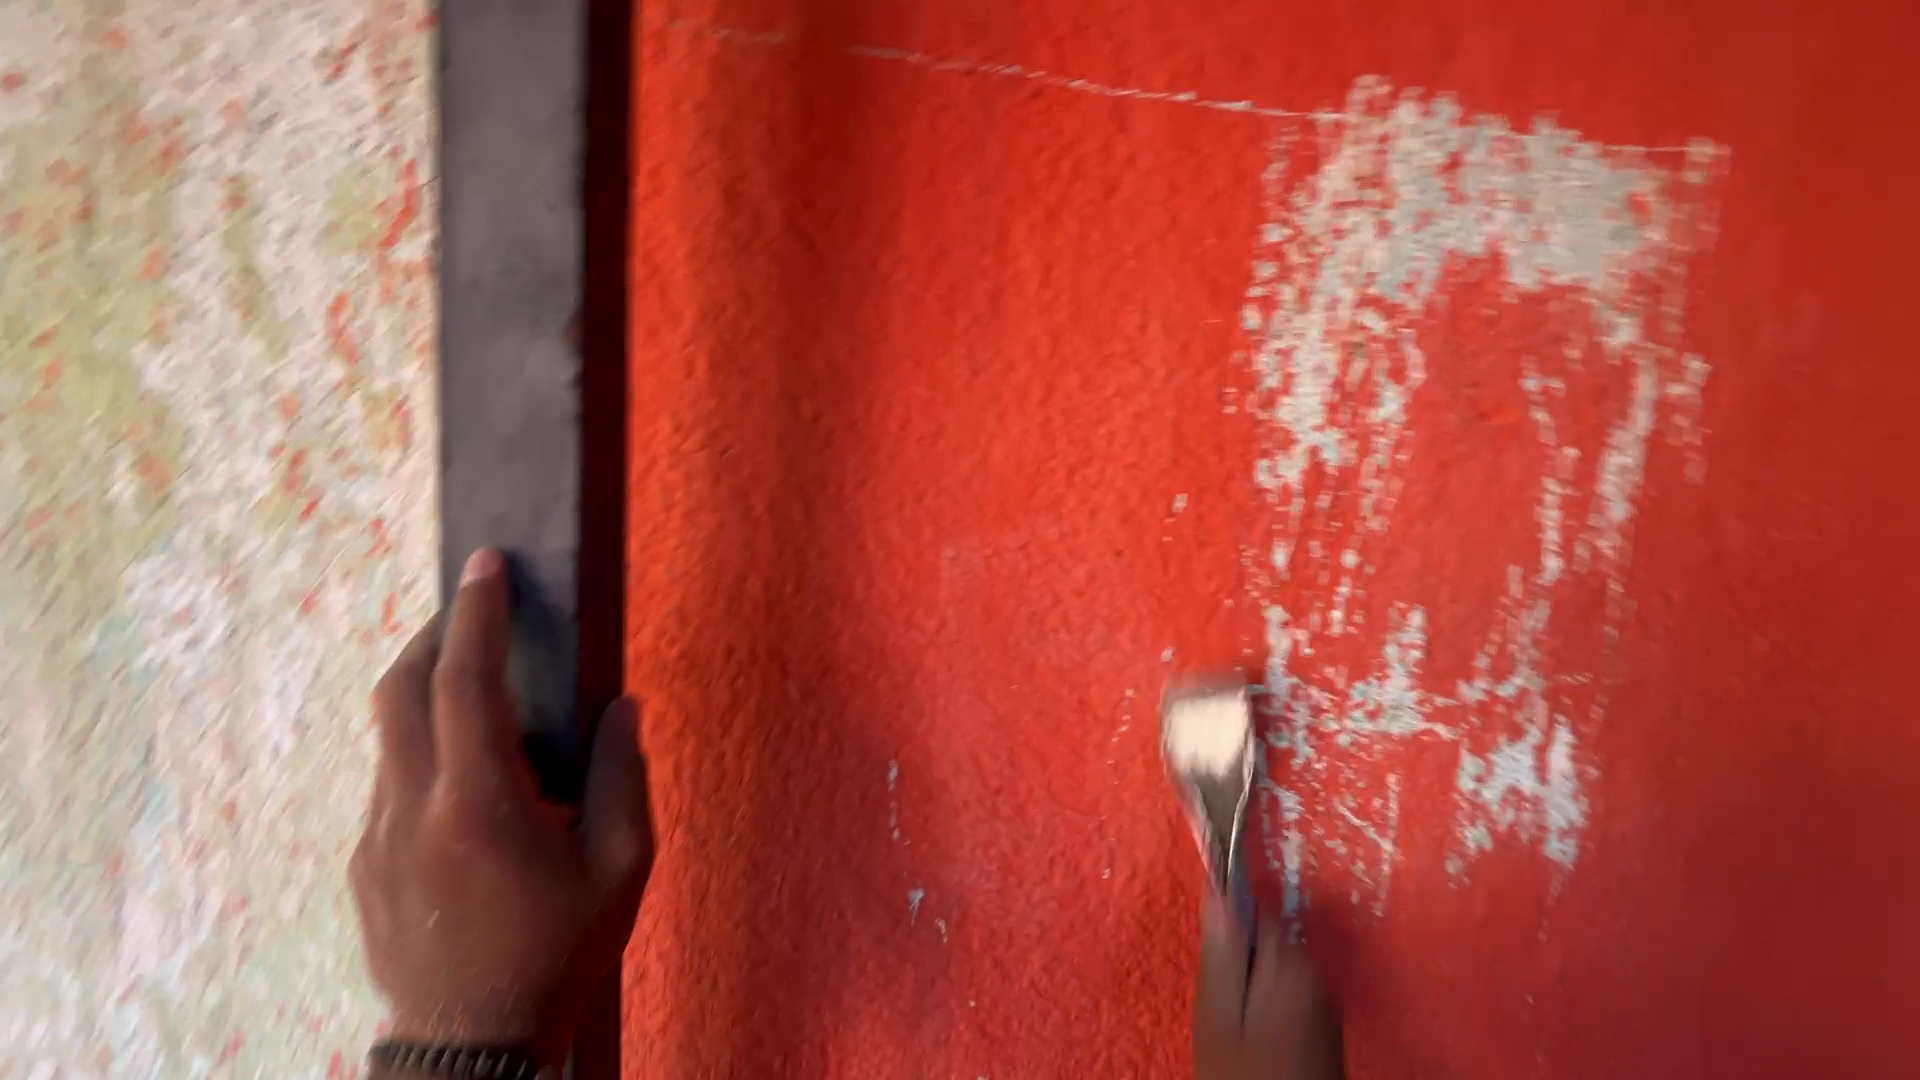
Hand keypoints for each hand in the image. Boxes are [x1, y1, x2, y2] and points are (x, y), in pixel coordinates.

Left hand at [350, 548, 653, 1066]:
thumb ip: (624, 775)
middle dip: (436, 633)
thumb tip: (620, 706)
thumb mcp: (622, 863)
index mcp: (478, 806)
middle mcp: (410, 812)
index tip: (487, 563)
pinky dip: (426, 743)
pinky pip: (391, 778)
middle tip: (477, 606)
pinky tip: (475, 770)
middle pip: (399, 692)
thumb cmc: (562, 949)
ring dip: (431, 689)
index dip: (477, 615)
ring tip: (486, 686)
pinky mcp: (364, 866)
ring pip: (389, 735)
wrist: (473, 1050)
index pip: (464, 684)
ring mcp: (375, 841)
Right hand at [1193, 901, 1343, 1079]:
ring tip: (1235, 1019)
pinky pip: (1289, 986)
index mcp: (1290, 960)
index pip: (1254, 902)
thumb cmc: (1244, 1075)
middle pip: (1267, 932)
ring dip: (1252, 976)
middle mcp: (1317, 970)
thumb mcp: (1217, 1012)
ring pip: (1276, 960)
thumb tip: (1216, 884)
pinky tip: (1255, 1033)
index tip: (1209, 945)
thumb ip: (1221, 945)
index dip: (1225, 914)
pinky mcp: (1325, 1022)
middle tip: (1219, 996)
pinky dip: (1267, 997)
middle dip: (1239, 951)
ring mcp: (1325, 998)